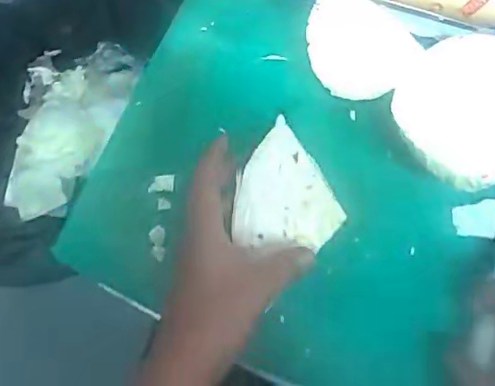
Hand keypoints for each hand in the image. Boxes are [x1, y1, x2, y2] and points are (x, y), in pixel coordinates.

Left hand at [135, 135, 313, 385]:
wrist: (185, 358)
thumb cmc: (216, 310)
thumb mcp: (256, 285)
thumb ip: (284, 264)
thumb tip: (310, 249)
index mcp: (202, 225)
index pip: (203, 179)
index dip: (213, 156)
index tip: (226, 137)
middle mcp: (194, 234)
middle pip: (205, 193)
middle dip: (222, 174)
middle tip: (246, 159)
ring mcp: (194, 256)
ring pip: (209, 215)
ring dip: (227, 199)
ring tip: (251, 191)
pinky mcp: (198, 275)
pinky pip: (214, 236)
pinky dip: (230, 225)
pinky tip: (249, 237)